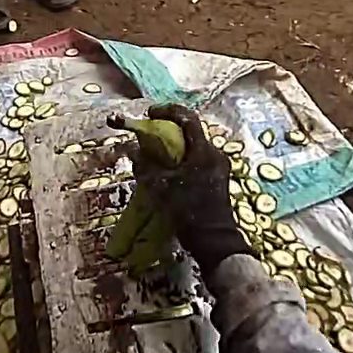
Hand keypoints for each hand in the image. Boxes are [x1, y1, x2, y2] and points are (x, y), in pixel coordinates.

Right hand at [118, 103, 248, 271]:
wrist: (214, 240)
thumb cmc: (189, 210)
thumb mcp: (161, 186)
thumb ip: (146, 165)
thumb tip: (134, 150)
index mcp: (204, 151)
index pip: (188, 119)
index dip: (168, 111)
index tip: (150, 113)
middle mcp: (215, 155)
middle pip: (191, 132)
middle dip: (168, 129)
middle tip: (149, 132)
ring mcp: (218, 167)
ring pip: (192, 146)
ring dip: (173, 145)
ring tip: (154, 152)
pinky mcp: (216, 178)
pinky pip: (196, 159)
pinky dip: (180, 158)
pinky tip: (166, 170)